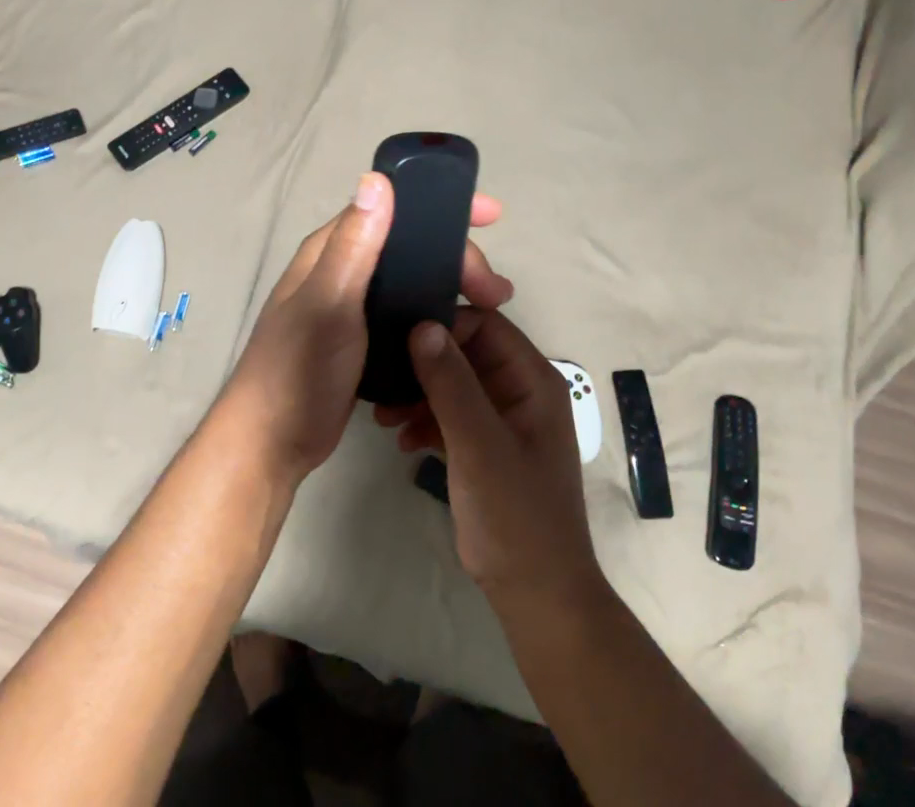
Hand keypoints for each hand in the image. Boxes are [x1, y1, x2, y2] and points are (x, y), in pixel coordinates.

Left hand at [209, 172, 510, 482]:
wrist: (273, 441)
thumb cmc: (298, 370)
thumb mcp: (329, 304)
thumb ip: (354, 247)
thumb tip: (376, 179)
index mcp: (328, 254)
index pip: (388, 211)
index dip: (438, 207)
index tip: (488, 216)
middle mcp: (340, 275)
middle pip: (407, 250)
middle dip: (455, 260)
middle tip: (496, 291)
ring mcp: (350, 312)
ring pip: (409, 285)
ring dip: (449, 290)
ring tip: (489, 310)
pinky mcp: (361, 346)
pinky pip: (404, 321)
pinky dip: (433, 321)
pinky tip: (460, 337)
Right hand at [374, 310, 599, 604]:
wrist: (534, 589)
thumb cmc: (514, 514)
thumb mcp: (478, 444)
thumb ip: (450, 384)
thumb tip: (421, 325)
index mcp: (532, 381)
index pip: (485, 325)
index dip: (442, 324)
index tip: (394, 338)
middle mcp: (520, 392)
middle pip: (465, 353)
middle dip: (421, 363)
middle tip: (379, 380)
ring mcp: (503, 421)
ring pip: (453, 385)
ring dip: (417, 394)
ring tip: (383, 418)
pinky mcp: (485, 447)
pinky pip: (450, 416)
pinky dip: (424, 421)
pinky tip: (401, 441)